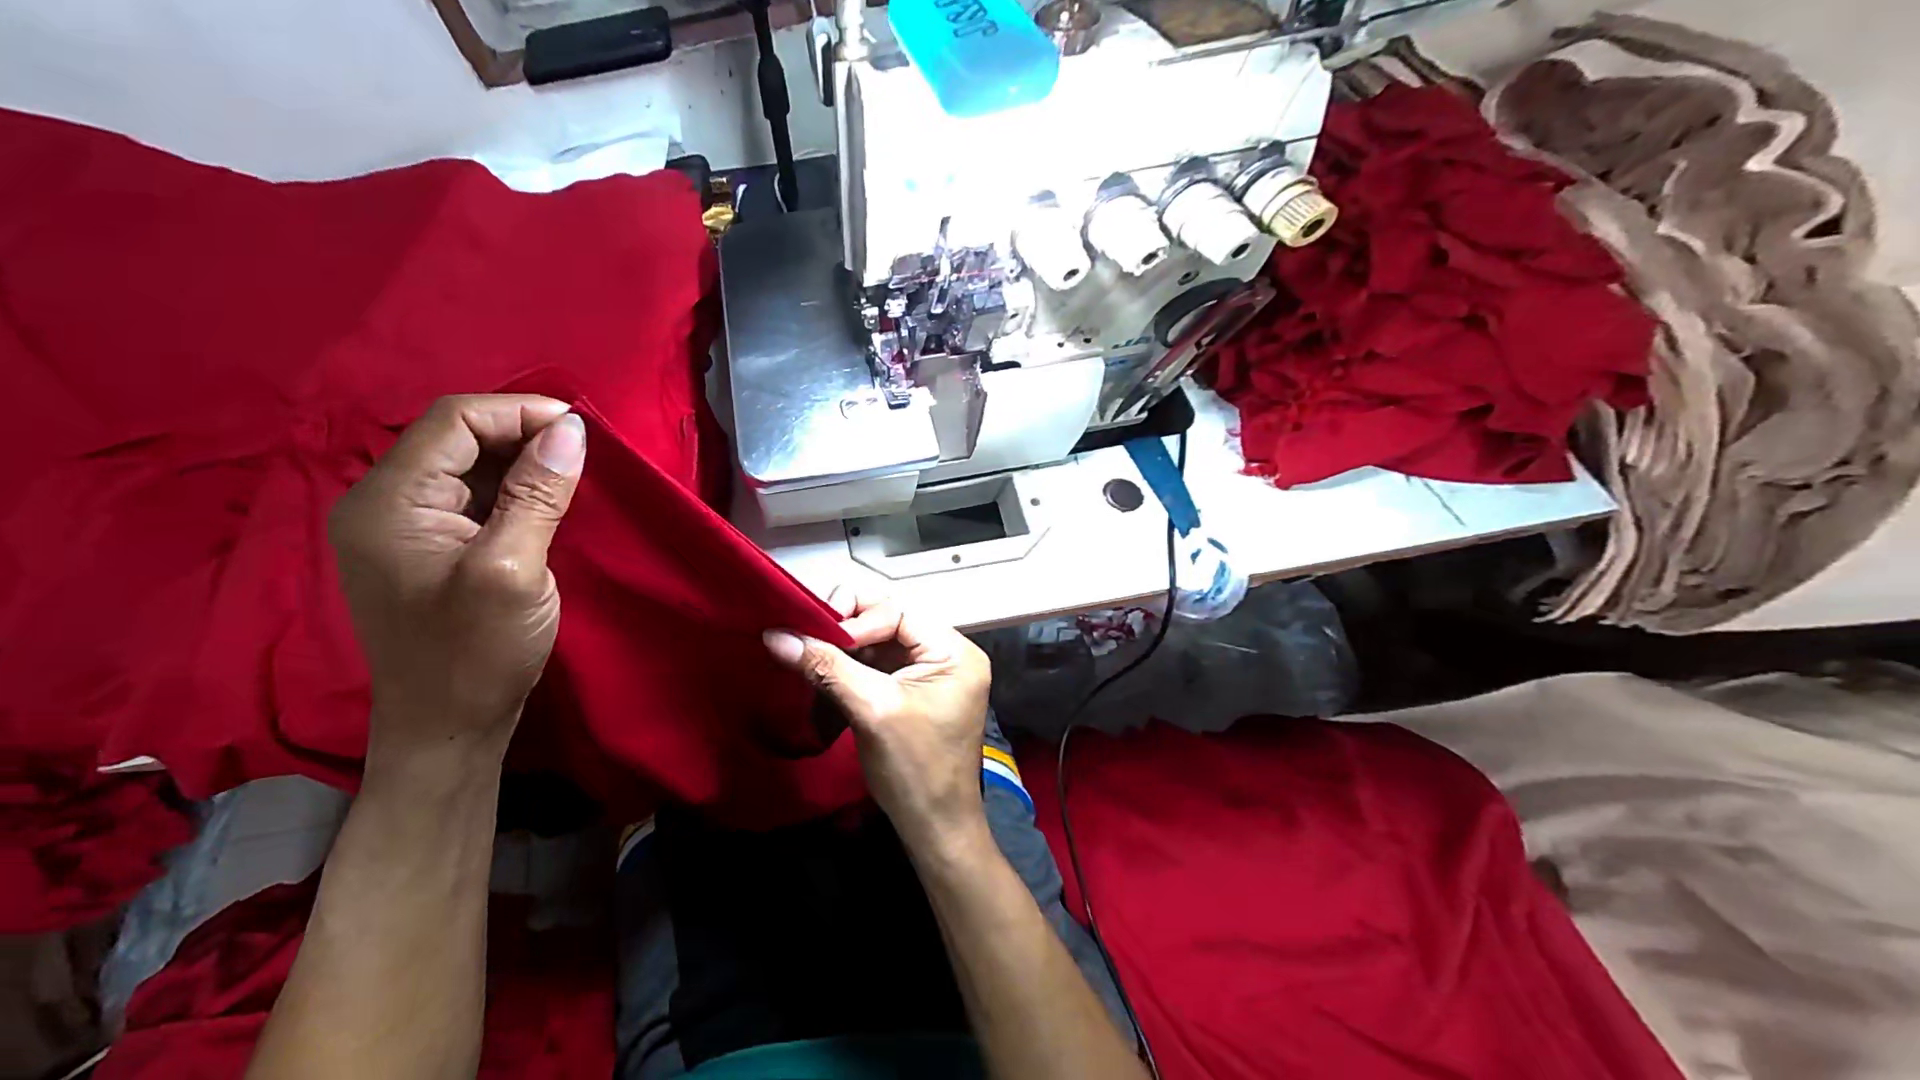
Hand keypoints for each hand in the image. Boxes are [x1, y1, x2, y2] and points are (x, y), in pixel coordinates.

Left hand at [328, 395, 585, 764]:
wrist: (447, 729)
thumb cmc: (475, 655)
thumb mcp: (513, 570)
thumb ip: (537, 495)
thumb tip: (570, 430)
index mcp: (388, 502)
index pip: (452, 421)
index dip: (519, 413)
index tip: (582, 430)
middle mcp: (383, 503)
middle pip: (456, 437)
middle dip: (523, 433)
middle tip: (584, 452)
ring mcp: (403, 527)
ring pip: (467, 464)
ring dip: (522, 460)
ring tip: (573, 472)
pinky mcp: (429, 547)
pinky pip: (472, 495)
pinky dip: (513, 487)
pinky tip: (547, 498)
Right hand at [765, 589, 991, 853]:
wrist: (935, 827)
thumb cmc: (915, 770)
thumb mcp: (871, 710)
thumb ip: (827, 667)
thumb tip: (776, 634)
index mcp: (954, 652)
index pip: (898, 612)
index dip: (857, 620)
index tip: (819, 640)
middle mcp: (947, 654)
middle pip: (888, 620)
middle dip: (847, 629)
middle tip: (810, 640)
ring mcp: (929, 673)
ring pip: (878, 641)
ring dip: (844, 647)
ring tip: (811, 654)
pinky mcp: (911, 691)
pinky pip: (877, 663)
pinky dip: (849, 665)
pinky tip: (824, 670)